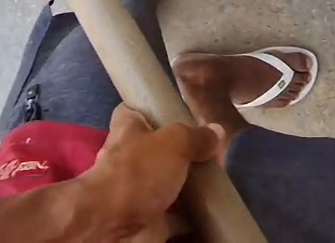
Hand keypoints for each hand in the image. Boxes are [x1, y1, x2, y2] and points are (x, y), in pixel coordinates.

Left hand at [67, 105, 220, 240]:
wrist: (113, 226)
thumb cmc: (138, 171)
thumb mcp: (173, 142)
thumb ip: (195, 137)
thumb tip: (218, 130)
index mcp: (128, 129)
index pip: (135, 111)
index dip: (152, 109)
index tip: (177, 111)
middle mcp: (131, 159)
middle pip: (158, 150)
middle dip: (182, 153)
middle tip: (214, 153)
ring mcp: (139, 192)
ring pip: (168, 185)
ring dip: (189, 187)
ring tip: (221, 181)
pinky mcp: (149, 221)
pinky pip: (176, 219)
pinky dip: (193, 219)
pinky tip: (215, 214)